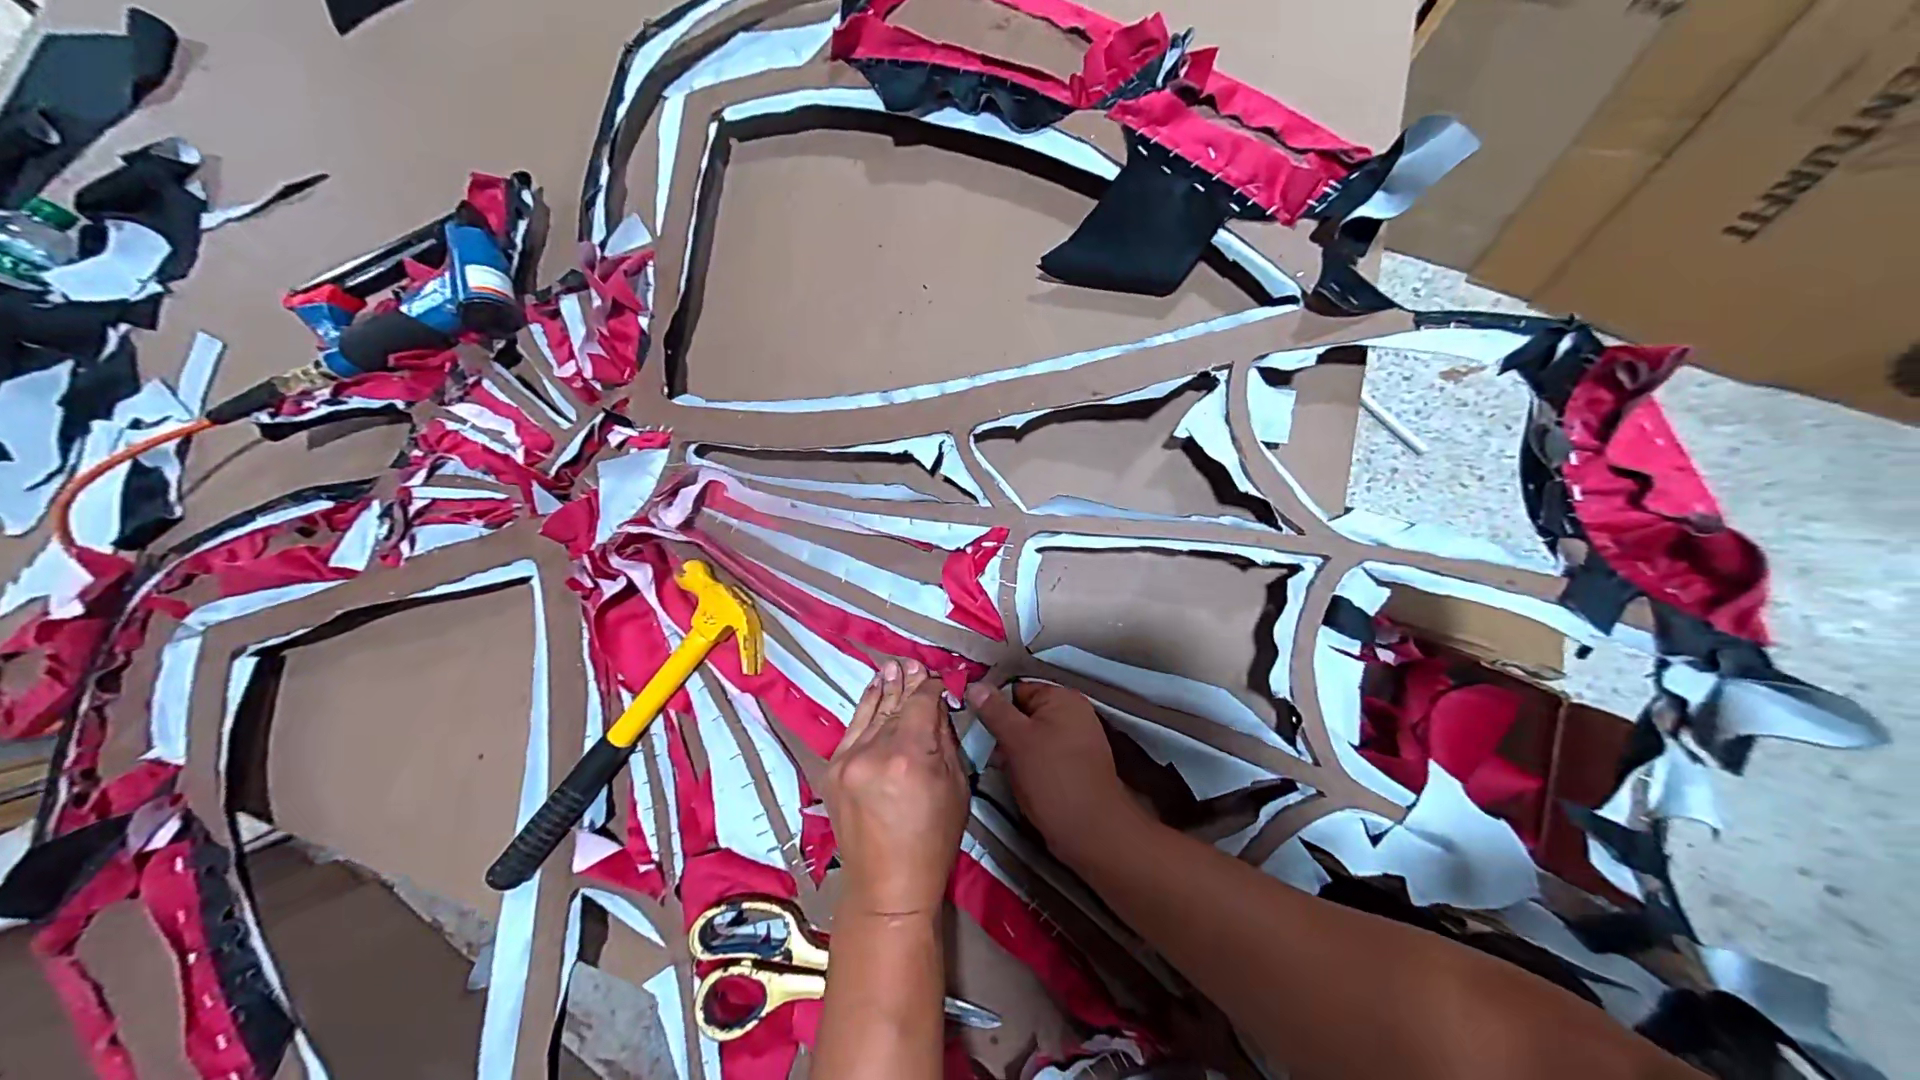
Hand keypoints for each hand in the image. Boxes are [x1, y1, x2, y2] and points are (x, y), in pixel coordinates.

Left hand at [826, 659, 968, 918]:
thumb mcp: (956, 786)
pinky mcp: (833, 769)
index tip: (939, 680)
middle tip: (914, 664)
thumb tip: (937, 707)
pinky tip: (873, 692)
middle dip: (907, 683)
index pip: (921, 703)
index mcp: (910, 756)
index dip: (931, 687)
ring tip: (892, 667)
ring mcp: (848, 760)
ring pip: (870, 712)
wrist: (887, 884)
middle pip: (894, 704)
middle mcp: (874, 752)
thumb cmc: (932, 840)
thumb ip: (944, 739)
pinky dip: (864, 709)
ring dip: (883, 688)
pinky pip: (852, 729)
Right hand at [965, 682, 1151, 864]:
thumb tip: (975, 686)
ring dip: (1012, 749)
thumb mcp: (1017, 740)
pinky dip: (1027, 763)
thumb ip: (994, 710)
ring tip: (997, 764)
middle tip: (981, 746)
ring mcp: (1076, 741)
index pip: (1016, 689)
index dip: (992, 704)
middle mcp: (1073, 714)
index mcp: (1062, 698)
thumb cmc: (1052, 778)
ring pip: (1031, 736)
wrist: (1090, 830)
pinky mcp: (1073, 765)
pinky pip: (1042, 754)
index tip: (973, 722)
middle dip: (1002, 729)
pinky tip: (1015, 778)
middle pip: (1023, 712)